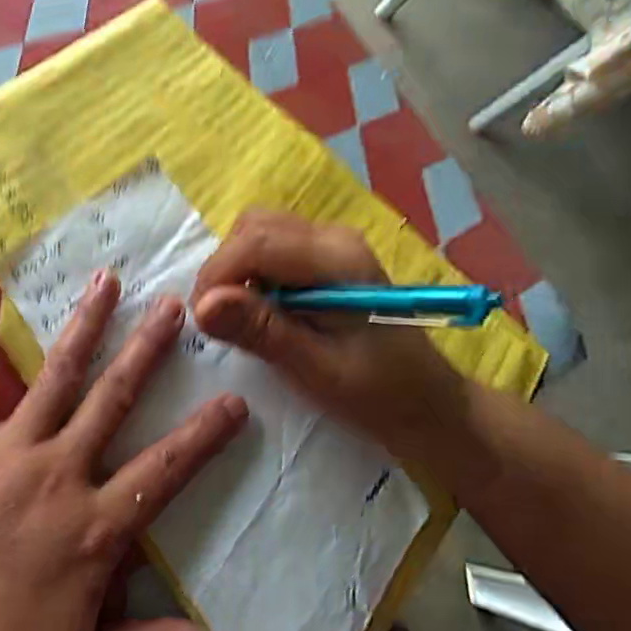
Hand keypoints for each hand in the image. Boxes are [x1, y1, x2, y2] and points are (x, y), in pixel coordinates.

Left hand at [0, 272, 248, 630]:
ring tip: (107, 280)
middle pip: (114, 399)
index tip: (235, 399)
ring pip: (58, 375)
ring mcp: (6, 452)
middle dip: (148, 350)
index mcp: (92, 530)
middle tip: (173, 305)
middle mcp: (58, 475)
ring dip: (86, 324)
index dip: (203, 437)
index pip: (165, 473)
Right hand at [190, 209, 470, 461]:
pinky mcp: (325, 254)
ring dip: (237, 268)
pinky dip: (253, 271)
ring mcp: (330, 241)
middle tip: (218, 319)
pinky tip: (264, 309)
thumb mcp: (316, 370)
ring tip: (242, 316)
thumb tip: (202, 305)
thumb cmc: (377, 394)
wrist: (429, 404)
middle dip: (225, 267)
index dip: (217, 273)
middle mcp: (333, 236)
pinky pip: (272, 246)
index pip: (257, 241)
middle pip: (254, 227)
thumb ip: (261, 331)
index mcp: (337, 259)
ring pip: (258, 231)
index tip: (201, 317)